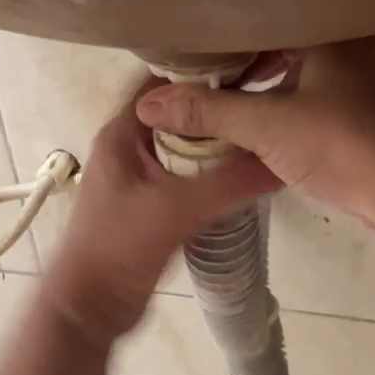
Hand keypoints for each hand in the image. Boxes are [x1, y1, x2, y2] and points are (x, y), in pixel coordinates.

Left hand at [41, 80, 280, 344]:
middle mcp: (130, 145)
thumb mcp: (177, 208)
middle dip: (221, 105)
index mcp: (123, 131)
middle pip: (181, 112)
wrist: (88, 308)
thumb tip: (286, 161)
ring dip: (220, 140)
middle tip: (269, 97)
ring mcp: (141, 175)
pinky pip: (189, 173)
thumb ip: (231, 182)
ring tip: (266, 130)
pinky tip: (248, 173)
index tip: (251, 65)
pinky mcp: (153, 203)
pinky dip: (215, 169)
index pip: (165, 80)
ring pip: (186, 145)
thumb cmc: (118, 247)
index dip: (205, 68)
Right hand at [135, 36, 374, 237]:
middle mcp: (354, 41)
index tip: (194, 29)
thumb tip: (148, 104)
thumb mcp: (268, 127)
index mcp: (333, 28)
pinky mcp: (369, 108)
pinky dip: (289, 97)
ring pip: (305, 64)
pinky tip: (263, 115)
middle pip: (287, 33)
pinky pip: (318, 90)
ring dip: (269, 76)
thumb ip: (209, 113)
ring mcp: (366, 75)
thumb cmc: (347, 145)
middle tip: (203, 55)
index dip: (229, 18)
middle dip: (246, 48)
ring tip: (224, 84)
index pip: (271, 6)